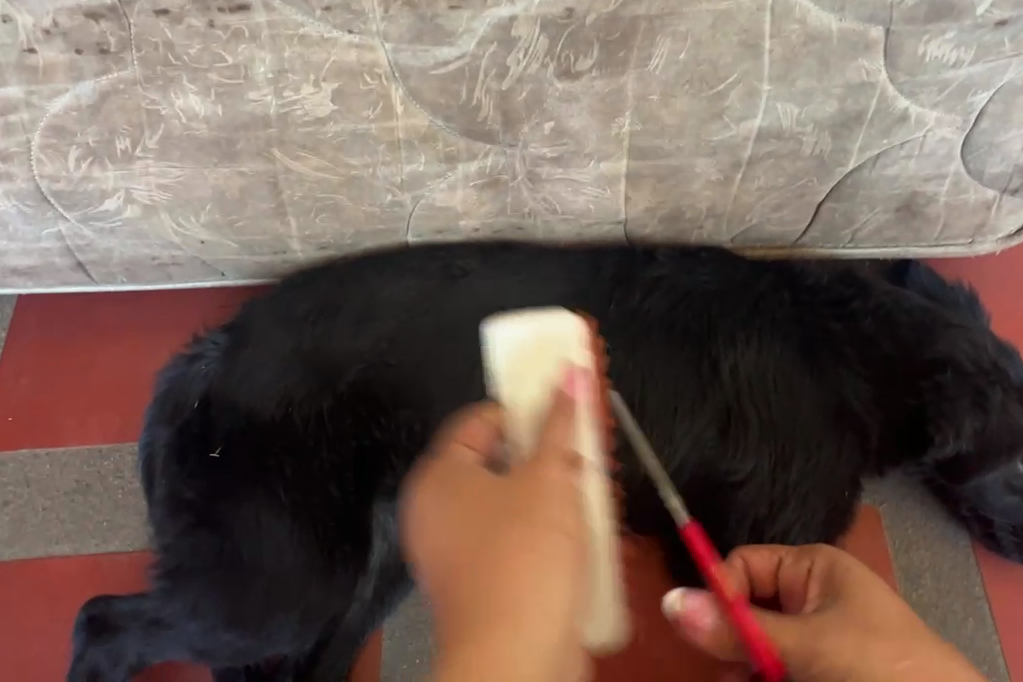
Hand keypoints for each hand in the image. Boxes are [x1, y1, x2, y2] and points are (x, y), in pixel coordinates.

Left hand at [401, 367, 595, 681]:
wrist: (517, 663)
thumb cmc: (526, 555)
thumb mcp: (551, 476)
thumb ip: (561, 421)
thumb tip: (572, 369)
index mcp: (438, 476)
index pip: (480, 419)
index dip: (524, 411)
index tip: (563, 417)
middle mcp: (434, 511)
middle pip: (494, 460)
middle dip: (541, 454)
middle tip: (581, 452)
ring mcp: (452, 554)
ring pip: (505, 502)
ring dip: (547, 493)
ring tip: (587, 489)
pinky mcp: (476, 588)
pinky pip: (508, 540)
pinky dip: (538, 531)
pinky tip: (576, 533)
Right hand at [662, 544, 984, 681]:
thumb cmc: (881, 667)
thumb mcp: (807, 646)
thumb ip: (739, 629)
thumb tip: (670, 601)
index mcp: (813, 570)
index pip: (744, 566)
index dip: (720, 595)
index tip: (703, 634)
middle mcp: (813, 601)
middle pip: (749, 614)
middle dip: (734, 646)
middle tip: (728, 675)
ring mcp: (820, 645)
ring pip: (761, 653)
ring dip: (748, 671)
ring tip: (742, 681)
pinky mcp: (825, 674)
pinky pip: (781, 672)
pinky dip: (768, 680)